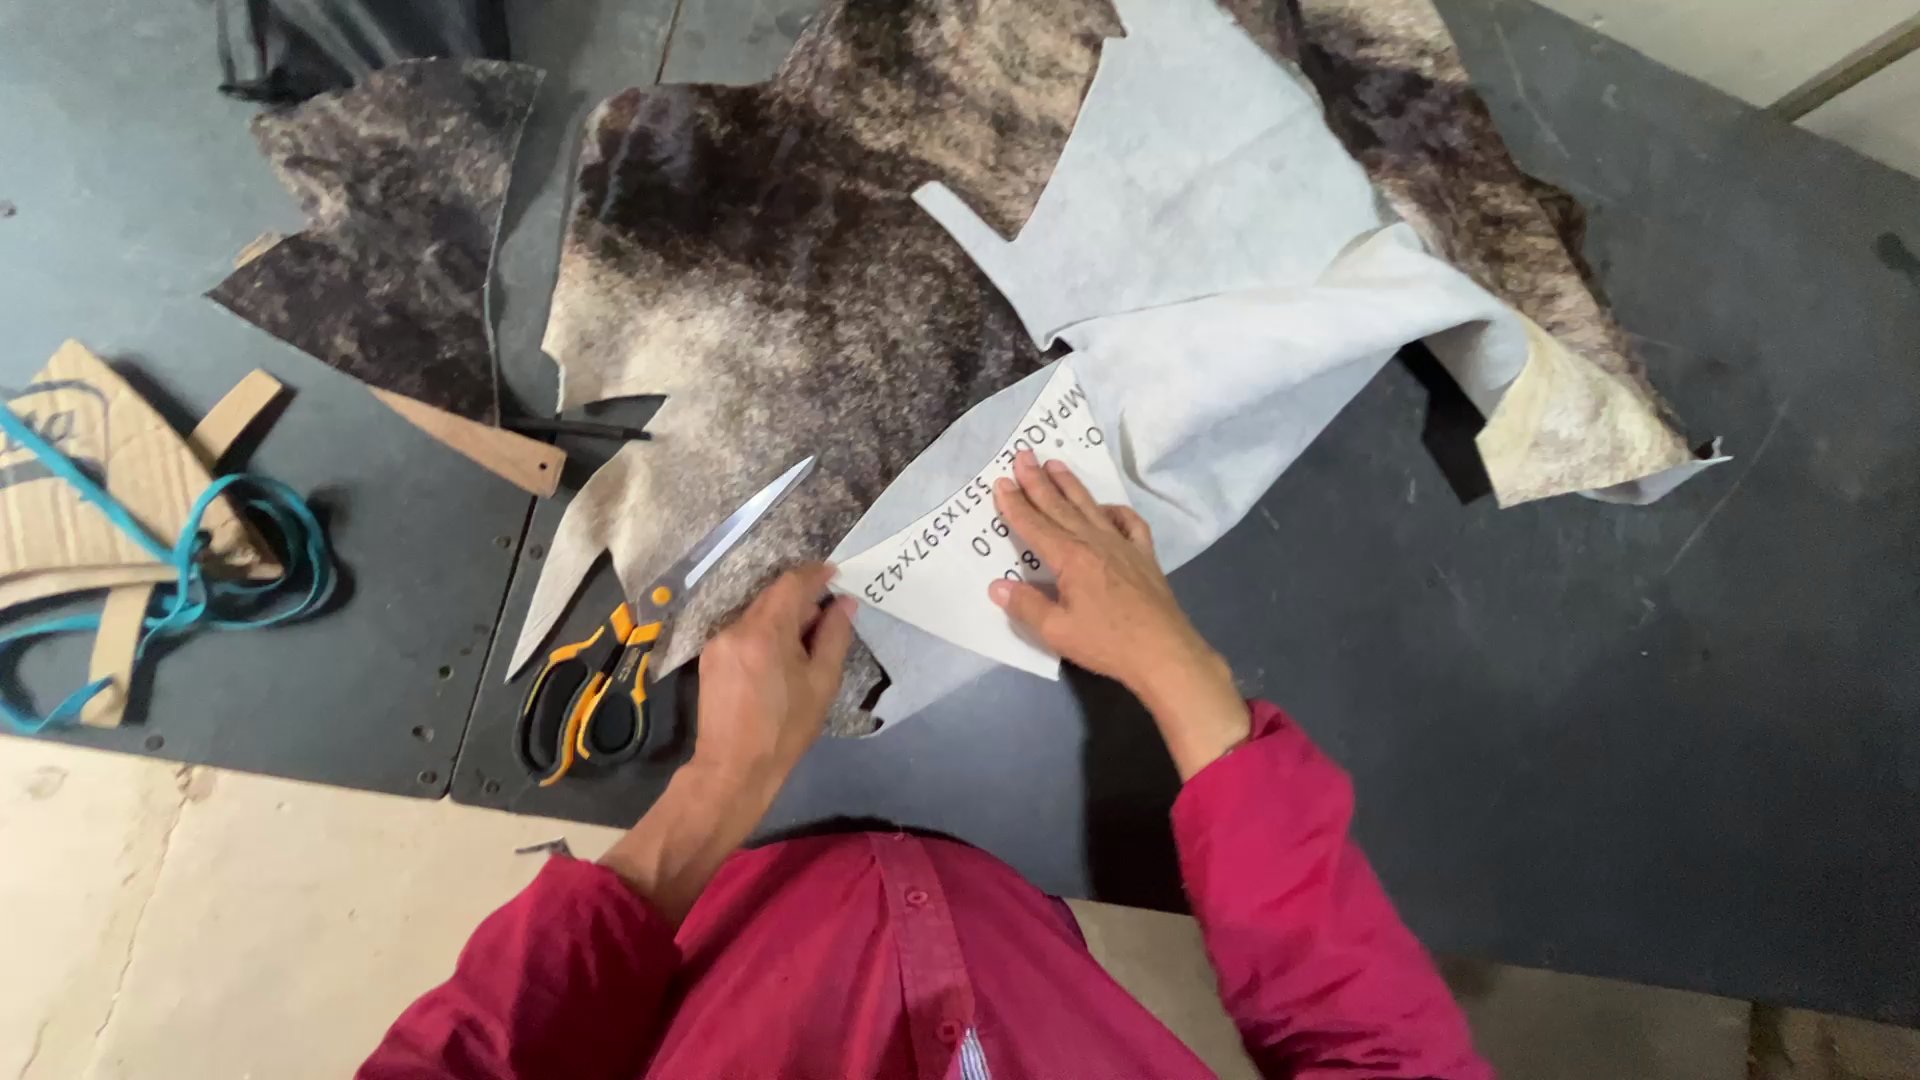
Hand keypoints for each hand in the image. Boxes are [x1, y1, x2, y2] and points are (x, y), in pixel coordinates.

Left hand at [599, 563, 852, 922]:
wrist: (734, 768)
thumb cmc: (786, 729)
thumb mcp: (822, 682)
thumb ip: (834, 636)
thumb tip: (844, 603)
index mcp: (765, 632)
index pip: (791, 583)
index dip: (815, 574)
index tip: (835, 574)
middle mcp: (735, 628)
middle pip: (772, 596)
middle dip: (801, 597)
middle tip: (827, 615)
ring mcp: (718, 642)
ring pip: (756, 613)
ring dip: (783, 616)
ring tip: (806, 641)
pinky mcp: (710, 657)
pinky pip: (743, 630)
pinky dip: (764, 631)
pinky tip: (779, 655)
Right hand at [989, 451, 1249, 779]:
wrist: (1164, 653)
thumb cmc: (1107, 643)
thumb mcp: (1057, 632)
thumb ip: (1026, 606)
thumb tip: (997, 586)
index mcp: (1071, 558)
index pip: (1035, 525)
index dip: (1015, 504)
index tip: (1001, 482)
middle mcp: (1095, 542)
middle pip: (1060, 506)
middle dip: (1038, 481)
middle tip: (1023, 455)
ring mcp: (1123, 546)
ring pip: (1091, 507)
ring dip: (1071, 485)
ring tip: (1056, 464)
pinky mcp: (1144, 556)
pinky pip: (1129, 524)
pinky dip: (1116, 511)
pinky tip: (1107, 507)